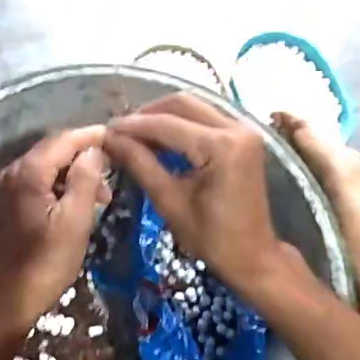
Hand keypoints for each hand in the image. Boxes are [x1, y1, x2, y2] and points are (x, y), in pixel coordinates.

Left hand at [0, 126, 109, 336]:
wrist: (9, 300)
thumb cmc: (46, 263)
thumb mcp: (75, 221)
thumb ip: (86, 179)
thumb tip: (95, 150)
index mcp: (28, 171)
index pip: (65, 139)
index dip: (94, 136)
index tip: (122, 139)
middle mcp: (12, 171)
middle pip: (55, 149)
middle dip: (86, 156)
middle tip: (116, 172)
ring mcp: (7, 187)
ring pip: (48, 166)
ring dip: (75, 174)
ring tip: (102, 196)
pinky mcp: (8, 203)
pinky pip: (39, 182)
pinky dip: (60, 186)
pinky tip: (78, 204)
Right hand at [105, 95, 288, 291]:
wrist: (252, 256)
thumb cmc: (211, 237)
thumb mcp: (169, 201)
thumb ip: (140, 163)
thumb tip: (110, 138)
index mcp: (221, 147)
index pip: (167, 125)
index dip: (133, 126)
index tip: (106, 130)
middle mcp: (237, 128)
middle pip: (182, 104)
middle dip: (148, 114)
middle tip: (121, 131)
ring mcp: (244, 130)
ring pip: (194, 106)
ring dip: (163, 116)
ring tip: (136, 134)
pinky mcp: (244, 136)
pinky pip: (206, 117)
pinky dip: (181, 123)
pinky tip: (160, 138)